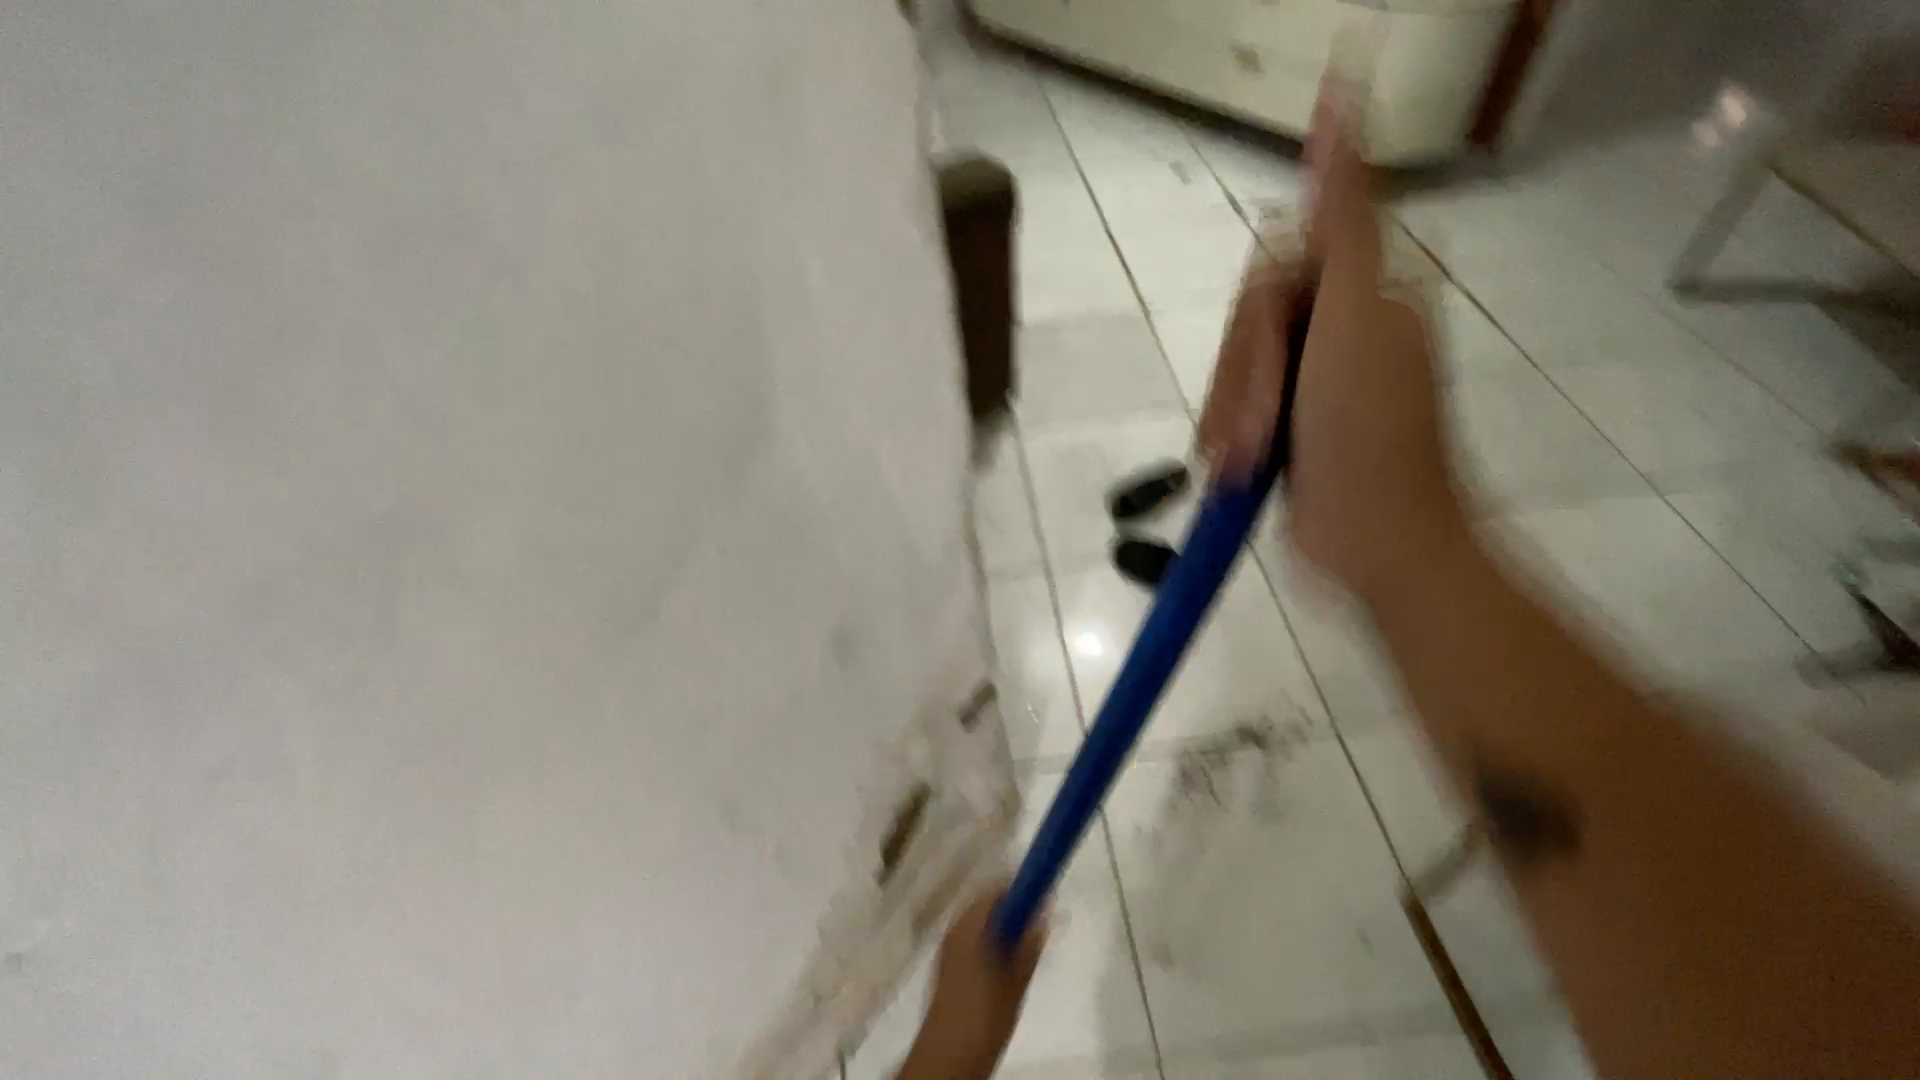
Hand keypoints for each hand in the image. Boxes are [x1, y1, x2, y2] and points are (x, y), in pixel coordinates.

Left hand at [897, 886, 1045, 1079]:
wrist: (947, 1058)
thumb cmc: (983, 1016)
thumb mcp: (1015, 981)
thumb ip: (1029, 944)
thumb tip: (1043, 912)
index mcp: (968, 926)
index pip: (995, 888)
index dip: (1020, 887)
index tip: (1042, 892)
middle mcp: (954, 930)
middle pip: (985, 903)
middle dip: (1012, 908)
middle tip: (1036, 924)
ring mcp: (948, 948)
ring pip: (979, 922)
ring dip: (1002, 926)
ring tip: (1024, 948)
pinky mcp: (947, 966)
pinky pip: (972, 939)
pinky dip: (990, 941)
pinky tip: (1005, 966)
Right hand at [1199, 92, 1466, 604]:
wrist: (1375, 542)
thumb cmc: (1369, 432)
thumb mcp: (1356, 313)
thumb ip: (1345, 216)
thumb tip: (1347, 90)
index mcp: (1367, 293)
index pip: (1278, 266)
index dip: (1260, 315)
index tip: (1276, 358)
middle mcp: (1339, 328)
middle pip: (1249, 321)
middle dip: (1241, 378)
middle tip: (1262, 427)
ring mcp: (1310, 382)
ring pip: (1234, 370)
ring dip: (1230, 417)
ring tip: (1249, 461)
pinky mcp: (1285, 427)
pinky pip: (1232, 410)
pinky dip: (1228, 440)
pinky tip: (1240, 468)